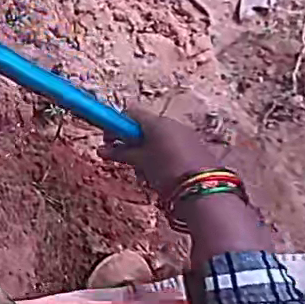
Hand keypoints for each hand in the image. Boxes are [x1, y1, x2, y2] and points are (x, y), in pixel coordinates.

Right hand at [97, 107, 219, 192]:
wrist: (203, 189)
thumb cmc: (166, 170)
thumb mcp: (139, 161)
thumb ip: (119, 153)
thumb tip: (101, 150)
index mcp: (157, 122)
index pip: (129, 114)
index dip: (115, 125)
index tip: (108, 140)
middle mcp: (172, 125)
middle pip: (143, 126)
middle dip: (129, 140)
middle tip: (119, 156)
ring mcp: (185, 136)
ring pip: (155, 138)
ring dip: (143, 150)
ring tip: (139, 169)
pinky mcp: (194, 149)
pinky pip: (168, 146)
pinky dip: (157, 155)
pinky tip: (156, 172)